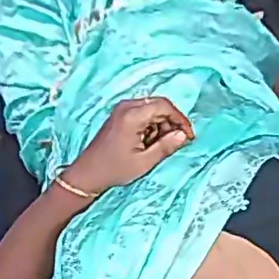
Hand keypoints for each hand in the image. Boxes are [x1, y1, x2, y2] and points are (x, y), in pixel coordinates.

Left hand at [62, 97, 193, 194]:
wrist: (89, 172)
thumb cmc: (115, 169)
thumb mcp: (144, 161)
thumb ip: (166, 146)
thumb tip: (183, 136)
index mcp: (132, 115)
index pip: (164, 106)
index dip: (180, 120)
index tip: (189, 136)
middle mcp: (126, 106)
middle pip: (158, 105)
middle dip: (171, 123)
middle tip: (177, 142)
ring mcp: (122, 109)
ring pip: (151, 109)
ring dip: (161, 125)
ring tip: (160, 146)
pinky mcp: (120, 115)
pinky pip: (142, 114)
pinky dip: (151, 126)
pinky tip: (149, 143)